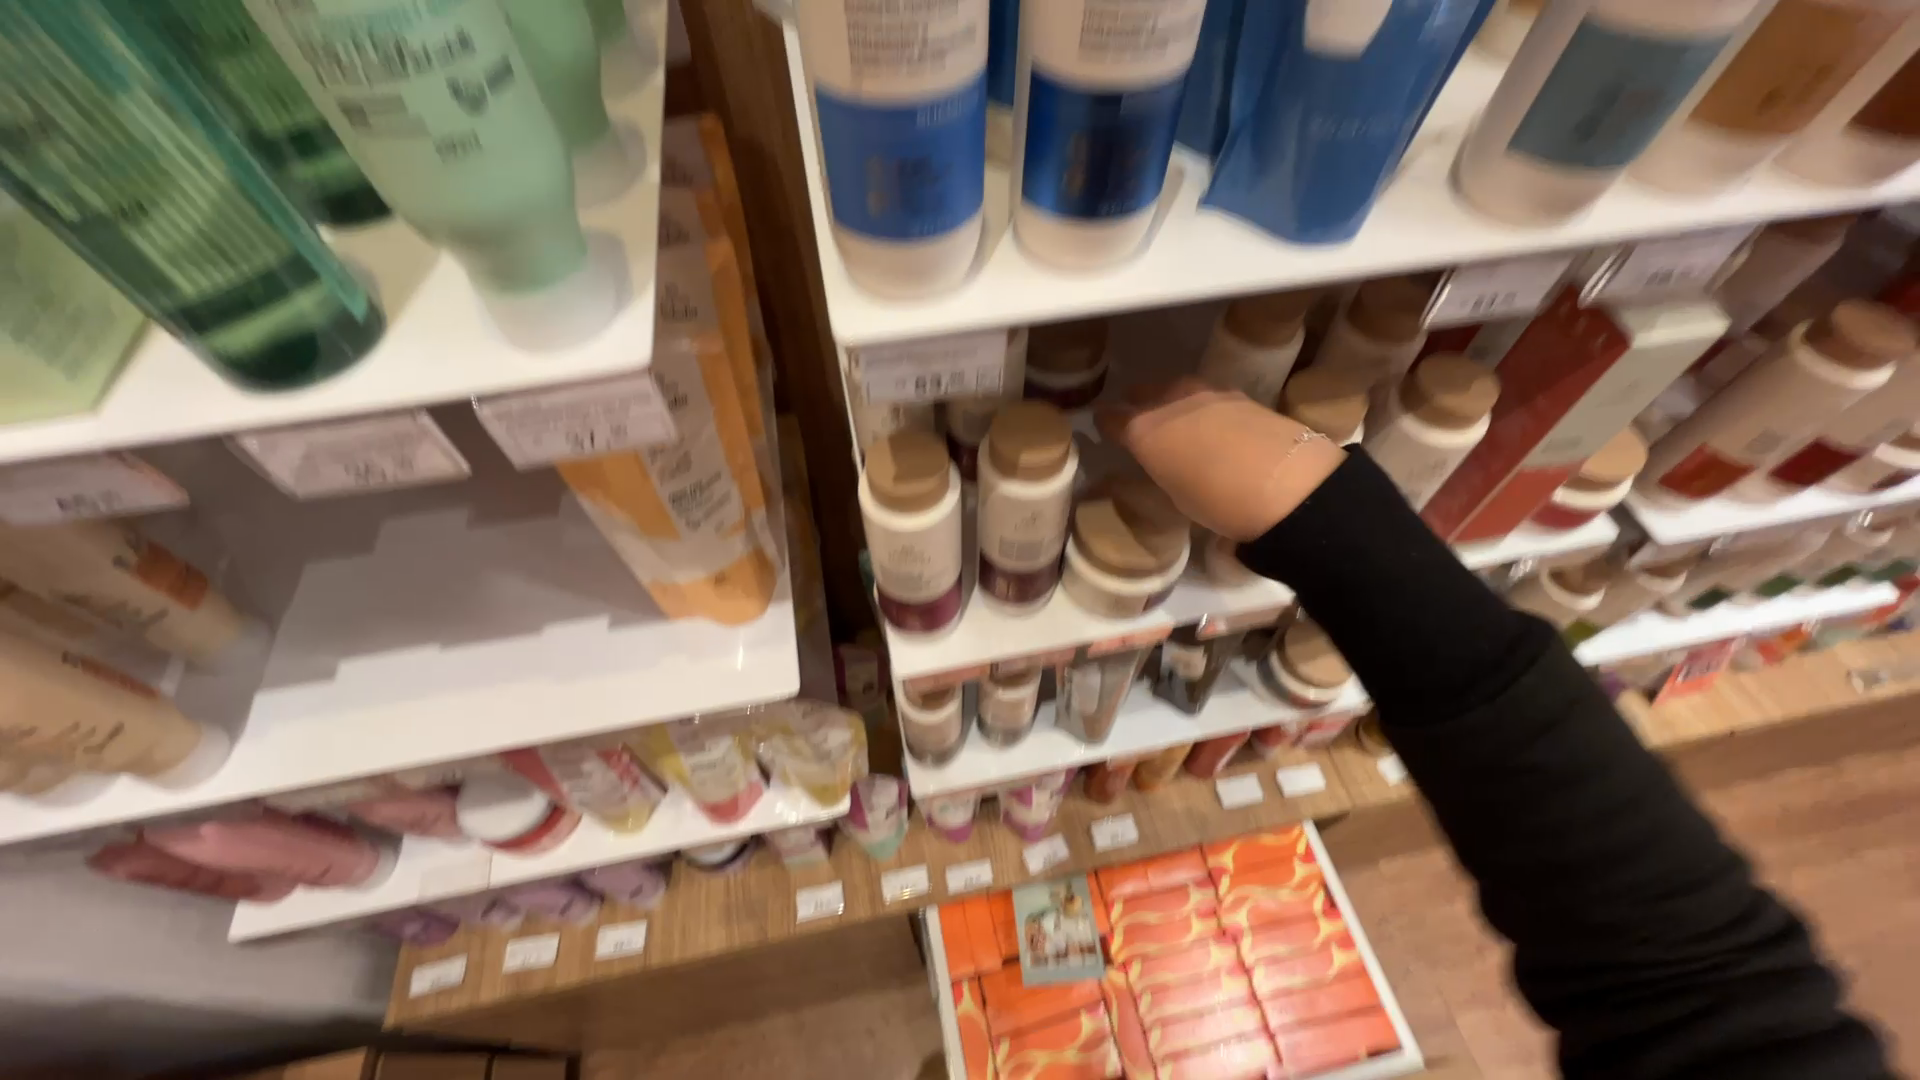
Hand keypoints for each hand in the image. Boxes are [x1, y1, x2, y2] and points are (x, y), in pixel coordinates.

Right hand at [1097, 379, 1345, 542]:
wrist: (1287, 485)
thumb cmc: (1217, 503)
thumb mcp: (1174, 497)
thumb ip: (1161, 470)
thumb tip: (1162, 461)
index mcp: (1144, 430)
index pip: (1112, 418)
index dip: (1106, 424)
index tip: (1105, 429)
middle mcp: (1170, 403)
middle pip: (1145, 393)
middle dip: (1138, 403)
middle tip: (1140, 420)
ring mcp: (1208, 394)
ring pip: (1178, 389)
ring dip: (1173, 401)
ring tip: (1179, 420)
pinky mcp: (1242, 395)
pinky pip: (1210, 397)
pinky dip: (1204, 408)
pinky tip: (1214, 425)